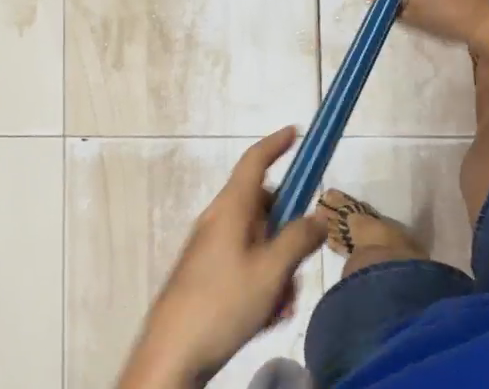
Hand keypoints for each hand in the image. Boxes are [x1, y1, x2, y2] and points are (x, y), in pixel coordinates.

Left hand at [121, 128, 327, 387]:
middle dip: (289, 229)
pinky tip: (267, 314)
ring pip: (258, 242)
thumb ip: (300, 239)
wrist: (170, 358)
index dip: (277, 144)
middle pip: (263, 206)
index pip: (255, 161)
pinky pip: (245, 266)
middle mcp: (218, 221)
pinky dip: (263, 282)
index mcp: (230, 209)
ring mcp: (209, 250)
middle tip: (302, 258)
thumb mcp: (272, 271)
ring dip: (279, 265)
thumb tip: (318, 217)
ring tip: (282, 301)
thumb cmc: (222, 305)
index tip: (297, 132)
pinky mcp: (205, 278)